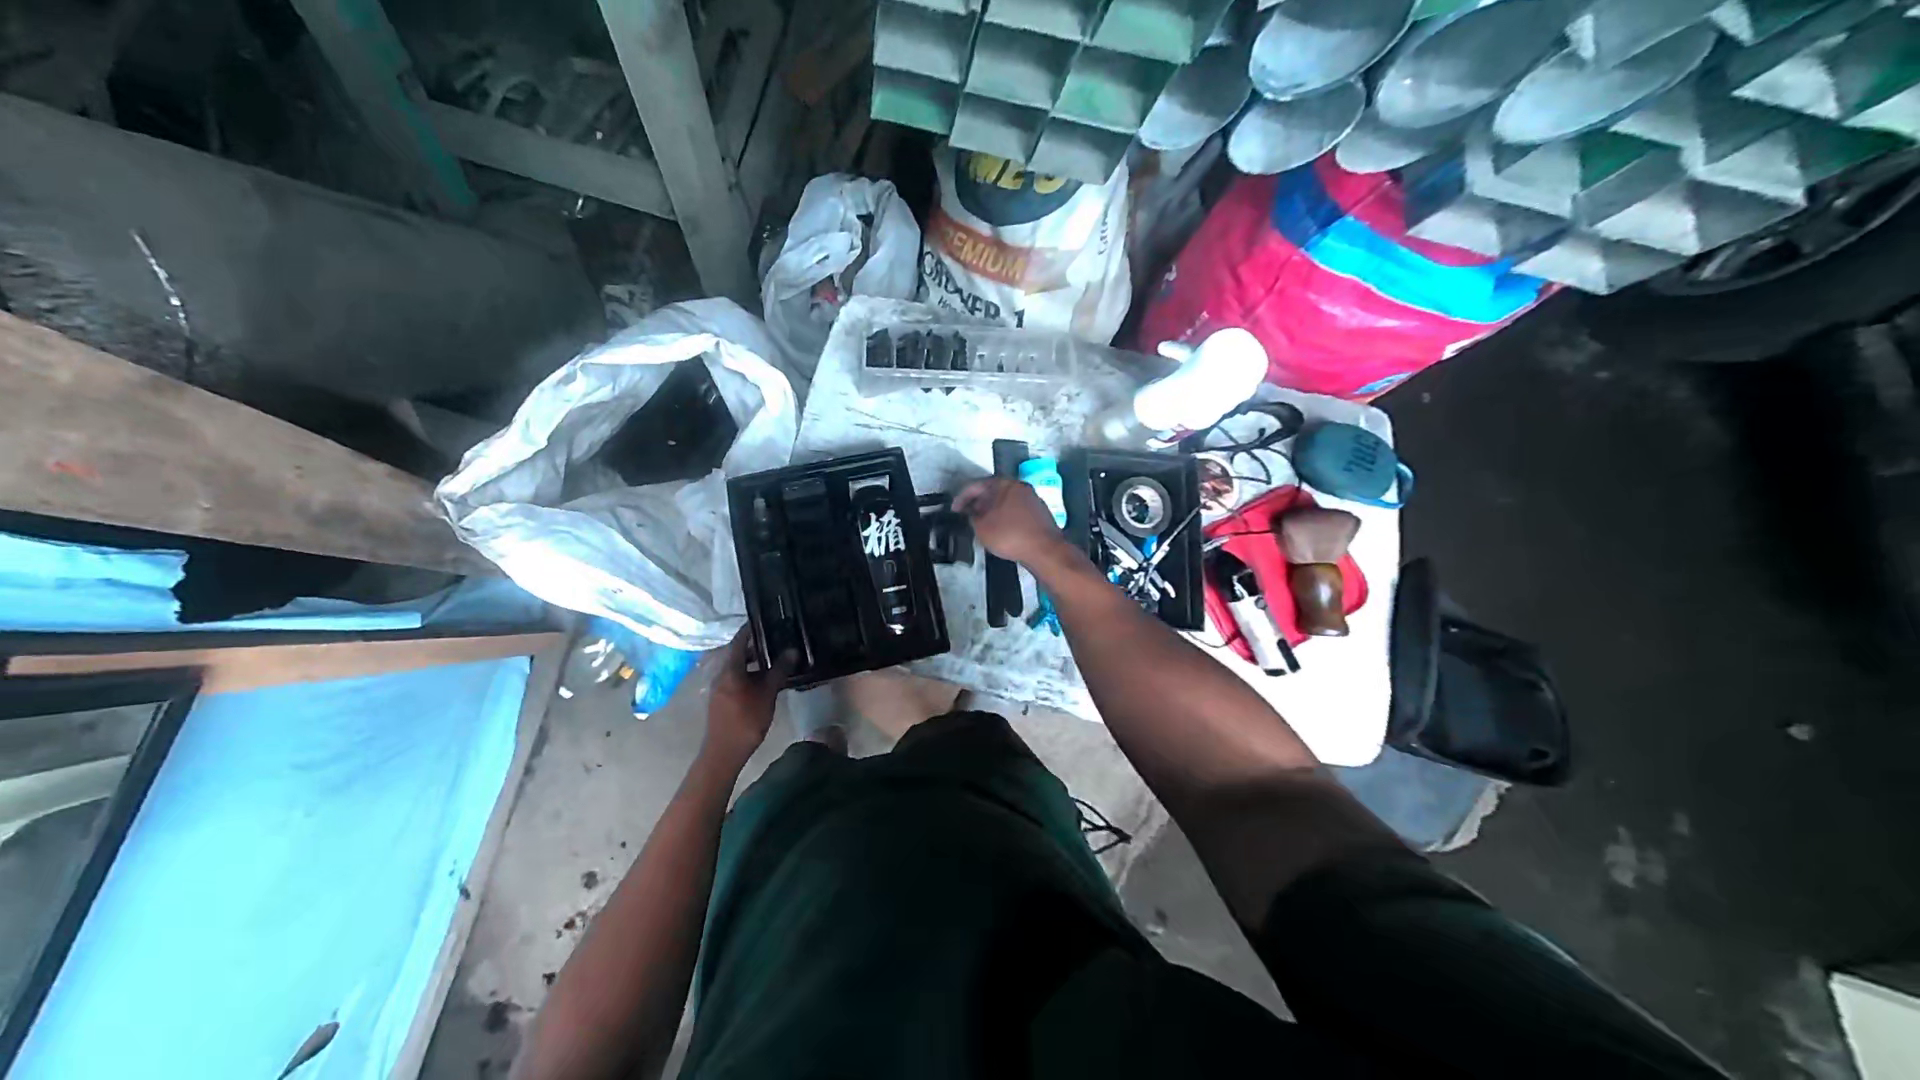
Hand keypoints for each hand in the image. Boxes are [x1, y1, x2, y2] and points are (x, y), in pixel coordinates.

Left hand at [702, 628, 795, 767]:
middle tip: (776, 640)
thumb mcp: (767, 695)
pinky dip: (749, 674)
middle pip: (737, 653)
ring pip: (737, 667)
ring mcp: (718, 687)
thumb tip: (792, 651)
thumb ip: (779, 671)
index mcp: (730, 669)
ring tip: (774, 661)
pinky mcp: (720, 699)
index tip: (765, 620)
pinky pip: (735, 678)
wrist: (723, 753)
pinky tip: (764, 682)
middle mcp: (720, 674)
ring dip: (753, 662)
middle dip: (756, 646)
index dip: (751, 629)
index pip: (739, 640)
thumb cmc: (746, 721)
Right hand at [952, 477, 1074, 566]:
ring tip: (982, 524)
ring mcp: (1033, 500)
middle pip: (993, 491)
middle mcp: (1021, 487)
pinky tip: (1000, 530)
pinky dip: (1005, 518)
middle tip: (967, 514)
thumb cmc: (1011, 535)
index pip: (977, 485)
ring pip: (1006, 502)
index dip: (962, 497)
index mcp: (1006, 484)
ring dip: (992, 511)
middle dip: (978, 503)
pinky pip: (1016, 512)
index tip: (955, 508)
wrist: (1044, 551)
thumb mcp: (982, 527)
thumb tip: (972, 514)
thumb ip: (972, 517)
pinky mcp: (1040, 515)